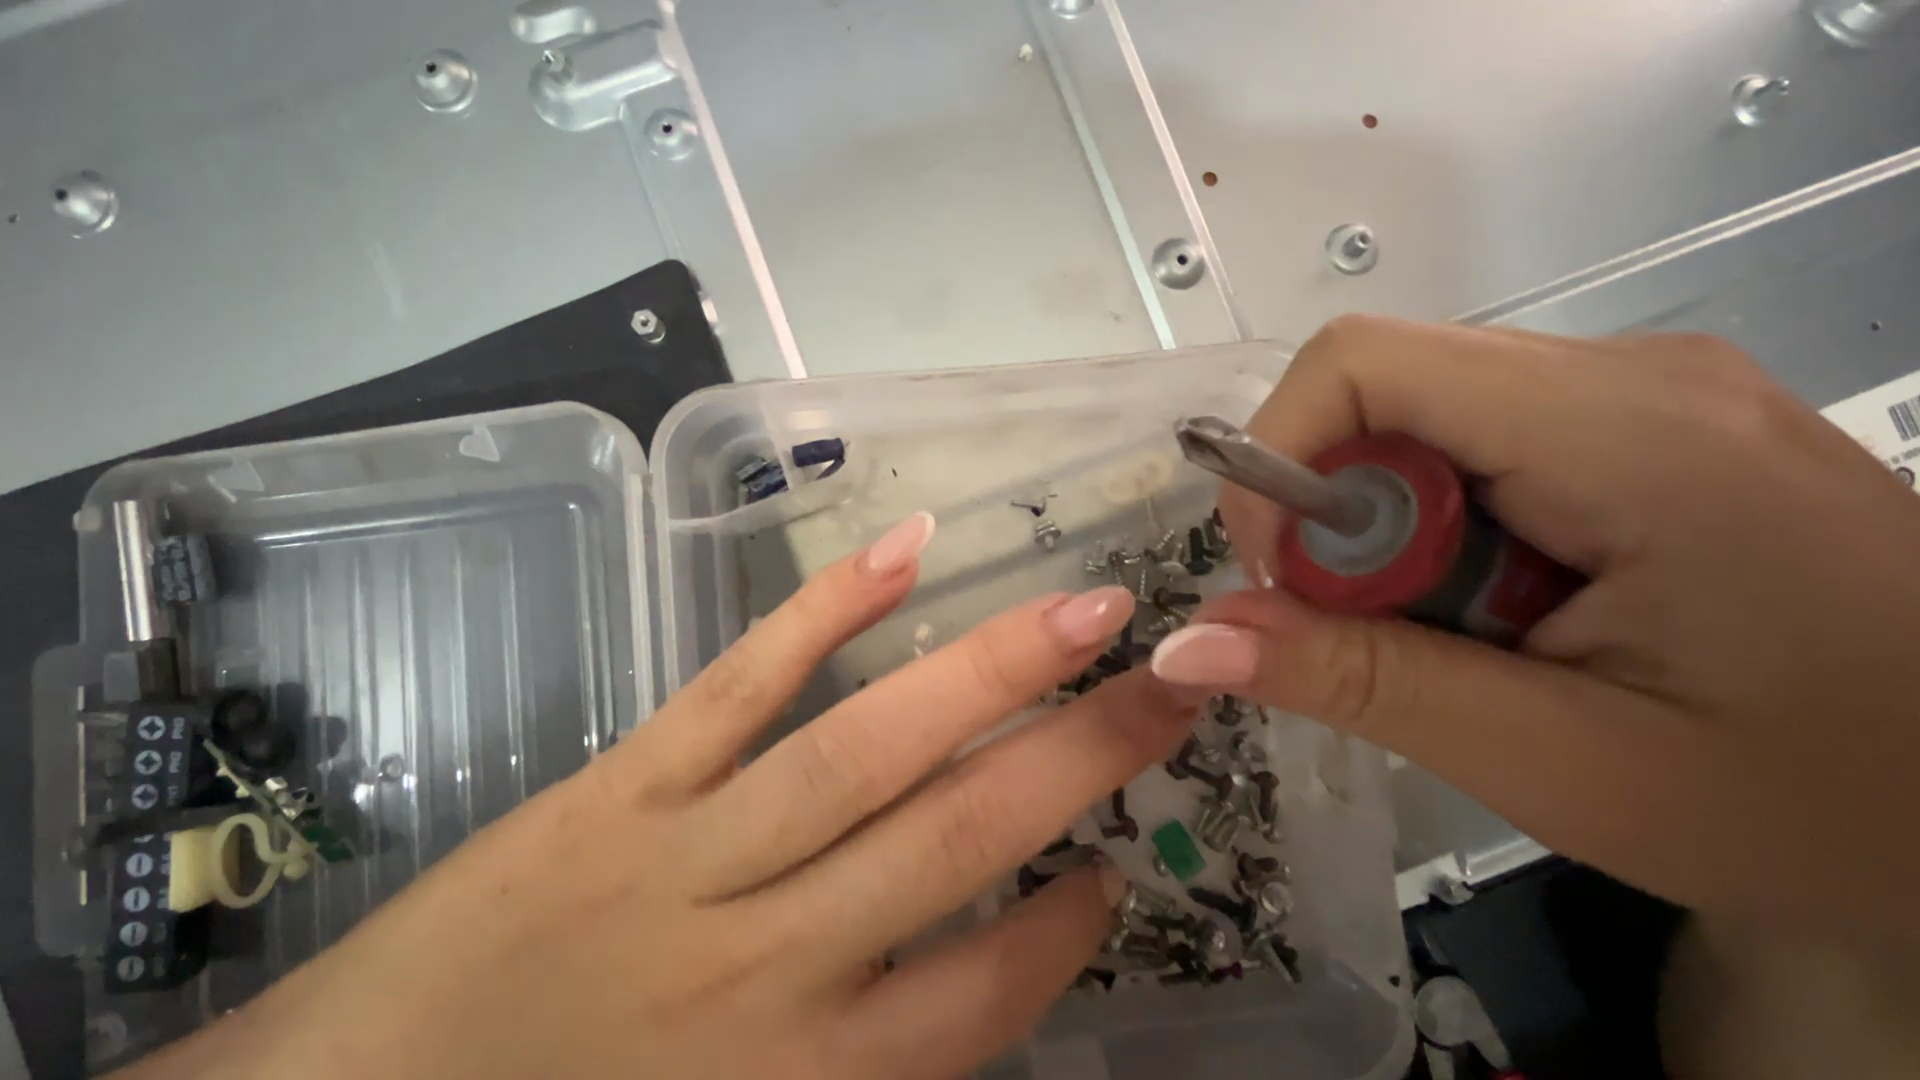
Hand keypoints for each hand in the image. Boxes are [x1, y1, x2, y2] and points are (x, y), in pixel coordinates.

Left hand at [122, 512, 1196, 1079]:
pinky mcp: (622, 781)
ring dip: (989, 674)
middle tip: (1176, 677)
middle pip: (962, 840)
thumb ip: (870, 1052)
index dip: (1069, 925)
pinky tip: (904, 548)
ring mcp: (694, 852)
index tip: (1117, 864)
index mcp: (809, 1070)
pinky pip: (739, 686)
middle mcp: (772, 955)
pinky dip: (823, 614)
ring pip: (871, 750)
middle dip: (1084, 754)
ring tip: (1084, 611)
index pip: (987, 990)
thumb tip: (992, 948)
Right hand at [1147, 316, 1919, 938]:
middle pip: (1386, 393)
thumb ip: (1360, 684)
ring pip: (1421, 423)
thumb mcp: (1560, 761)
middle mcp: (1631, 375)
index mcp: (1628, 429)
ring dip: (1386, 534)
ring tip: (1455, 641)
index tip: (1275, 582)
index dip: (1275, 457)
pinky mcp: (1644, 428)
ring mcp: (1644, 394)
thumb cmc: (1810, 805)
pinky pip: (1475, 446)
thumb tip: (1185, 647)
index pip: (1364, 362)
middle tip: (1368, 636)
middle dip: (1334, 518)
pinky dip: (1437, 530)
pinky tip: (1499, 611)